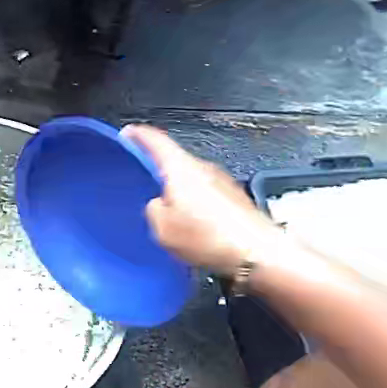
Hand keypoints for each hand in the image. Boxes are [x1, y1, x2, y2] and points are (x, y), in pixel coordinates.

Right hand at [123, 125, 283, 276]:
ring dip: (178, 192)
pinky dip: (195, 205)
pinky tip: (193, 228)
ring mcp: (221, 182)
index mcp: (180, 168)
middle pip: (174, 160)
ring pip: (190, 180)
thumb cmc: (212, 238)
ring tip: (170, 216)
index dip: (138, 135)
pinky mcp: (233, 198)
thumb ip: (151, 209)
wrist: (257, 254)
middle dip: (158, 171)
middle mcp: (203, 168)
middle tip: (143, 184)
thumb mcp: (161, 228)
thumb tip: (157, 205)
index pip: (155, 140)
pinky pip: (205, 195)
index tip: (129, 133)